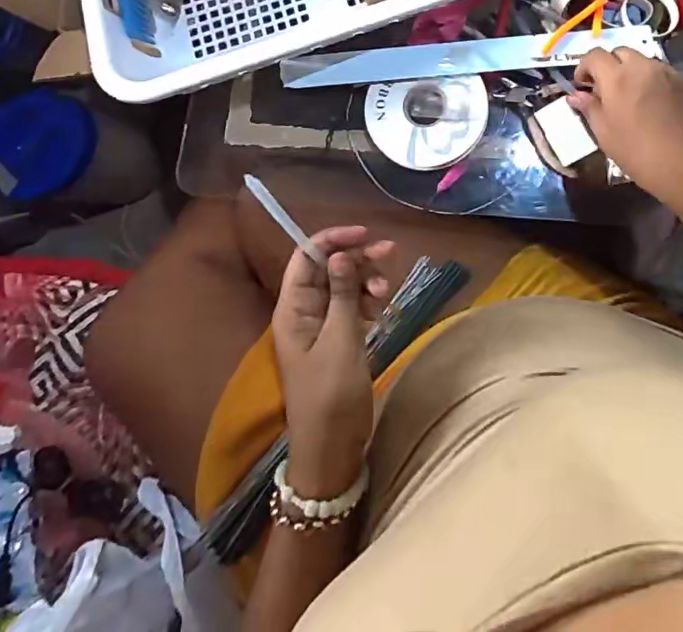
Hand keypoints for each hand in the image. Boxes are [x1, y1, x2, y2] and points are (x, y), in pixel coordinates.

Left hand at [271, 226, 395, 496]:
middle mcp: (306, 311)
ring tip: (386, 293)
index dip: (333, 240)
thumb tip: (340, 255)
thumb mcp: (341, 340)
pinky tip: (383, 306)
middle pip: (330, 267)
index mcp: (293, 308)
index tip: (365, 234)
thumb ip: (343, 295)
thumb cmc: (331, 394)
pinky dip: (371, 300)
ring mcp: (325, 325)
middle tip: (389, 252)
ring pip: (346, 285)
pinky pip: (356, 306)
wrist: (333, 448)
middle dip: (357, 257)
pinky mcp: (342, 339)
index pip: (307, 257)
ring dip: (368, 280)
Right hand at [568, 47, 682, 214]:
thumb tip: (576, 95)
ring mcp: (672, 74)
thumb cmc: (643, 157)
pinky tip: (661, 110)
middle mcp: (645, 67)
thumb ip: (590, 110)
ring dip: (635, 74)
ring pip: (646, 63)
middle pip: (621, 52)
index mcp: (618, 78)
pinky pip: (668, 76)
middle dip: (610, 66)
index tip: (582, 85)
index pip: (594, 55)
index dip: (584, 67)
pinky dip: (657, 85)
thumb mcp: (607, 137)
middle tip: (608, 91)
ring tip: (636, 101)